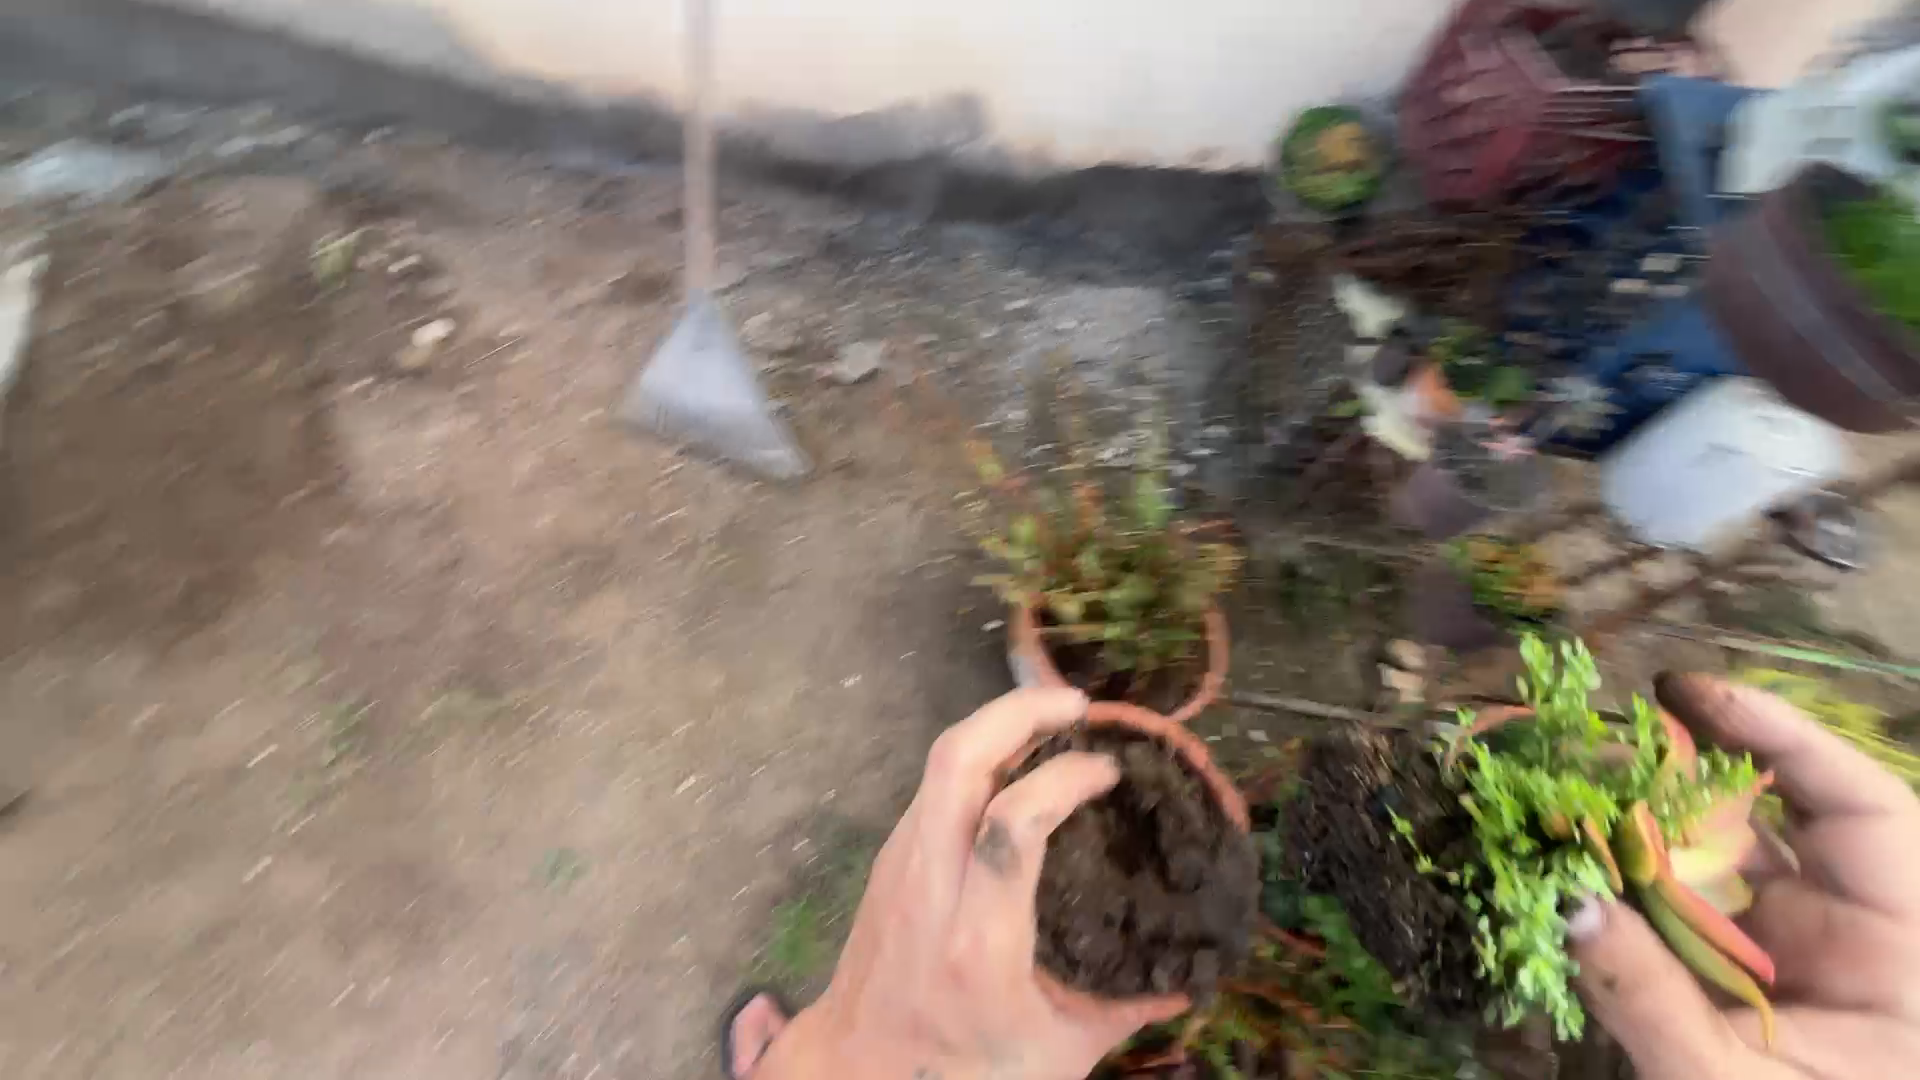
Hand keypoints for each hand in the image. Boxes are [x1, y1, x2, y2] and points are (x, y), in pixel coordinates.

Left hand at [756, 688, 1185, 1079]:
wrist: (855, 1069)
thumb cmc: (960, 1068)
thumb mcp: (1057, 1054)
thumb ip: (1128, 1008)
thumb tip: (1194, 973)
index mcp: (979, 938)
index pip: (1011, 825)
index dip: (1063, 779)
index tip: (1107, 770)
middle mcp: (932, 880)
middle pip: (958, 761)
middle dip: (1018, 712)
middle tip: (1075, 703)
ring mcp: (903, 857)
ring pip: (942, 759)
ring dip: (999, 721)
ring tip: (1054, 714)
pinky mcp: (894, 849)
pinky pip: (938, 777)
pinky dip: (981, 748)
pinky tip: (1018, 754)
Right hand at [1570, 673, 1919, 1077]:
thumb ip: (1651, 1000)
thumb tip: (1566, 898)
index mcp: (1898, 950)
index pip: (1862, 809)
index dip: (1779, 735)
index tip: (1679, 690)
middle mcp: (1838, 924)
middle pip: (1757, 813)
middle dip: (1664, 769)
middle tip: (1577, 749)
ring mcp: (1774, 937)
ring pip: (1699, 845)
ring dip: (1624, 813)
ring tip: (1552, 795)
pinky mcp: (1720, 952)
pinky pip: (1664, 886)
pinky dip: (1611, 860)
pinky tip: (1561, 845)